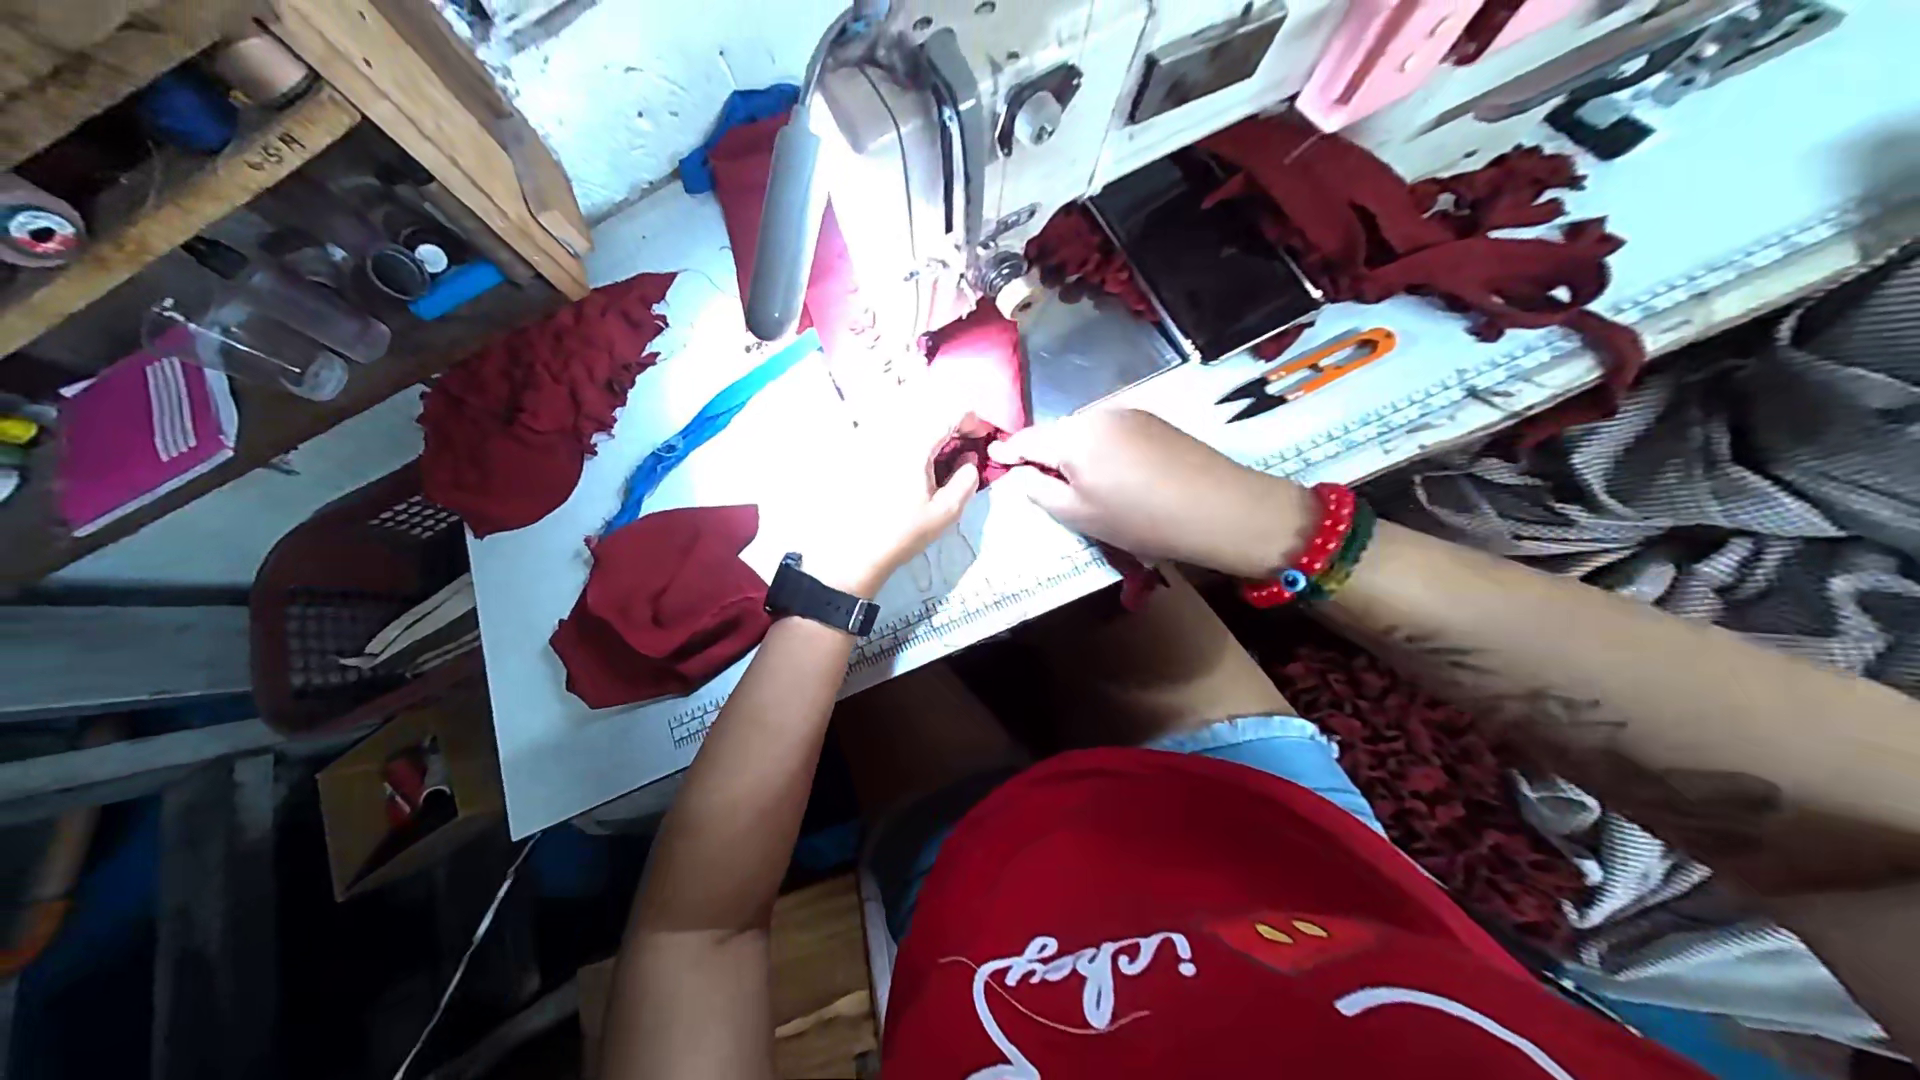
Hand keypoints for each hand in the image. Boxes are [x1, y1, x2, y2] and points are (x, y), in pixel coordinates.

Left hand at [805, 389, 979, 597]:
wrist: (853, 551)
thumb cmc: (902, 533)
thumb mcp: (946, 512)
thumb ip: (967, 480)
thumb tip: (968, 460)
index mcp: (914, 444)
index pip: (950, 411)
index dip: (972, 420)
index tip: (979, 437)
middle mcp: (890, 431)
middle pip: (927, 406)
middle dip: (949, 419)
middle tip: (960, 443)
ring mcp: (870, 437)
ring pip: (906, 413)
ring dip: (927, 425)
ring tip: (936, 451)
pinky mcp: (857, 449)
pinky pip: (886, 426)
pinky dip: (906, 433)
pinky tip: (909, 460)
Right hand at [988, 408, 1316, 578]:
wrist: (1217, 507)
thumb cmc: (1138, 518)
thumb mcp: (1078, 514)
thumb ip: (1040, 490)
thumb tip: (1023, 472)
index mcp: (1072, 436)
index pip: (1028, 438)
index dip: (1009, 450)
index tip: (995, 457)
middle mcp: (1097, 414)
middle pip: (1058, 432)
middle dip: (1046, 452)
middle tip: (1043, 482)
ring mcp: (1128, 413)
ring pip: (1085, 431)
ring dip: (1075, 451)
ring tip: (1083, 483)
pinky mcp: (1152, 421)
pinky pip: (1111, 431)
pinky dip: (1101, 449)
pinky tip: (1115, 474)